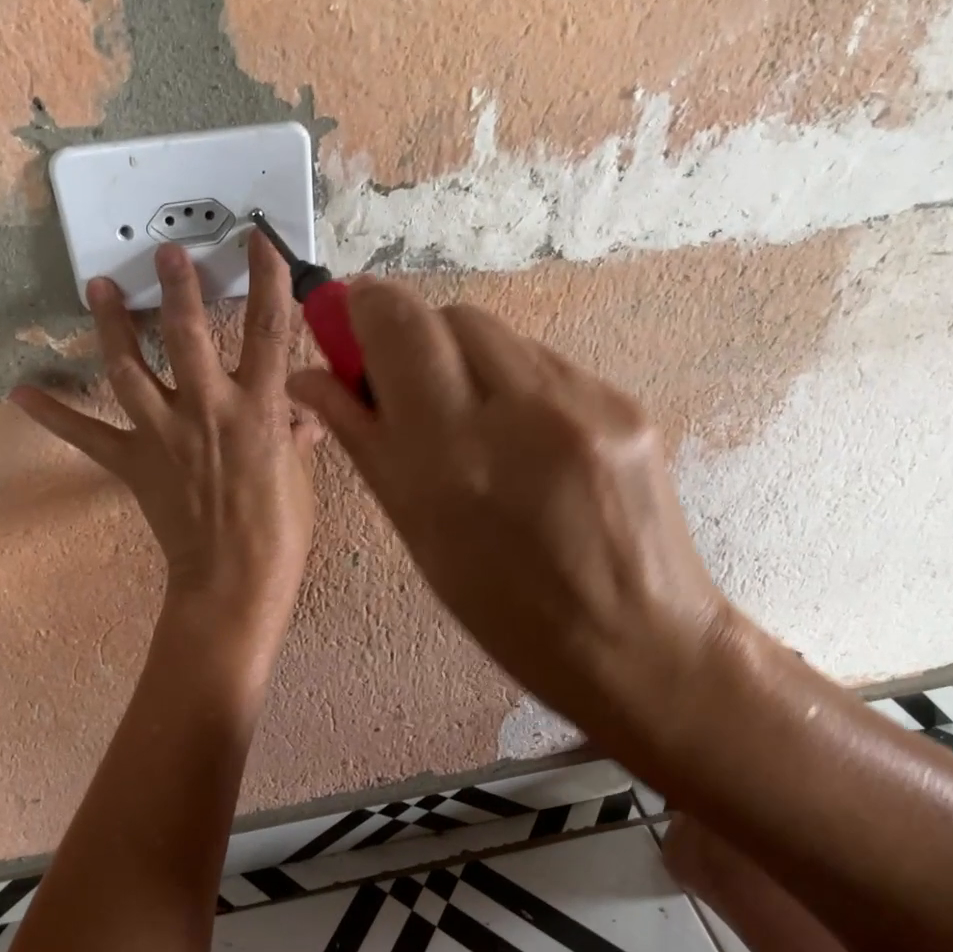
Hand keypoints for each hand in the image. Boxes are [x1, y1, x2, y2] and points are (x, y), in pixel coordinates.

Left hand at [12, 239, 319, 639]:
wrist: (234, 584)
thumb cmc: (279, 530)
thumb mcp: (297, 472)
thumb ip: (294, 430)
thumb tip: (302, 410)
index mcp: (260, 409)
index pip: (270, 329)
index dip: (268, 278)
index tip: (259, 238)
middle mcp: (209, 410)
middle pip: (188, 335)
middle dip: (177, 288)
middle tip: (165, 252)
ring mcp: (165, 434)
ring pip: (130, 370)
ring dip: (112, 327)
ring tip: (99, 288)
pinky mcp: (133, 462)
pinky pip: (87, 435)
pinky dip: (53, 414)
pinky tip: (21, 392)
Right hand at [285, 280, 734, 753]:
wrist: (644, 644)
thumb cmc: (508, 610)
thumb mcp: (417, 532)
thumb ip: (361, 437)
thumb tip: (307, 377)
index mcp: (454, 458)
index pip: (399, 325)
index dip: (363, 307)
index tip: (347, 319)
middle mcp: (522, 412)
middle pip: (451, 316)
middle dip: (417, 339)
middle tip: (407, 389)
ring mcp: (586, 402)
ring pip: (501, 338)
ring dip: (468, 362)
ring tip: (475, 425)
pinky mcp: (627, 402)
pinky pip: (547, 365)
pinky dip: (517, 384)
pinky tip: (526, 440)